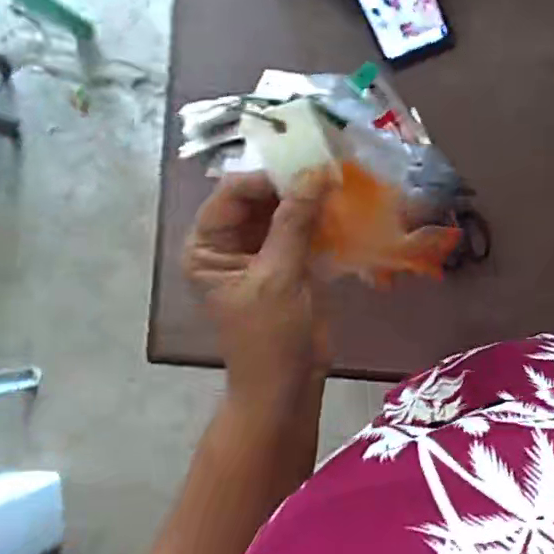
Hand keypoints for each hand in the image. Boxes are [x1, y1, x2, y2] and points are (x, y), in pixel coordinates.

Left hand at [184, 171, 330, 400]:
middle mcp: (230, 243)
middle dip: (294, 186)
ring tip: (343, 185)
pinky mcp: (291, 264)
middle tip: (331, 171)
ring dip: (312, 201)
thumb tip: (315, 173)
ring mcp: (262, 253)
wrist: (288, 384)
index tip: (309, 168)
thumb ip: (294, 222)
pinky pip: (304, 231)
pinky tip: (345, 210)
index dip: (269, 178)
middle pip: (260, 198)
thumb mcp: (277, 277)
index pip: (233, 194)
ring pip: (285, 212)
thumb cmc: (270, 336)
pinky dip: (323, 221)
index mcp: (207, 246)